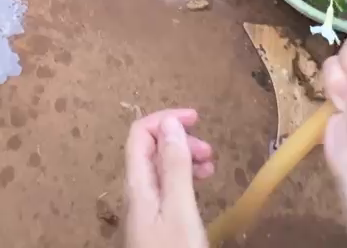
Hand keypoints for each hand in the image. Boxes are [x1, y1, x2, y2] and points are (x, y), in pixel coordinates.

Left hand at [124, 108, 216, 247]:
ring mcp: (144, 212)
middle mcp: (136, 194)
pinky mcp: (154, 228)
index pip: (140, 134)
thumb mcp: (180, 209)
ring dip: (185, 159)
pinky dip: (184, 180)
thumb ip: (174, 166)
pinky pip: (166, 190)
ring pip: (160, 170)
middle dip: (180, 140)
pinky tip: (199, 189)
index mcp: (137, 184)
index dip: (166, 118)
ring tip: (211, 168)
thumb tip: (170, 122)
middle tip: (210, 152)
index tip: (198, 119)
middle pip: (150, 149)